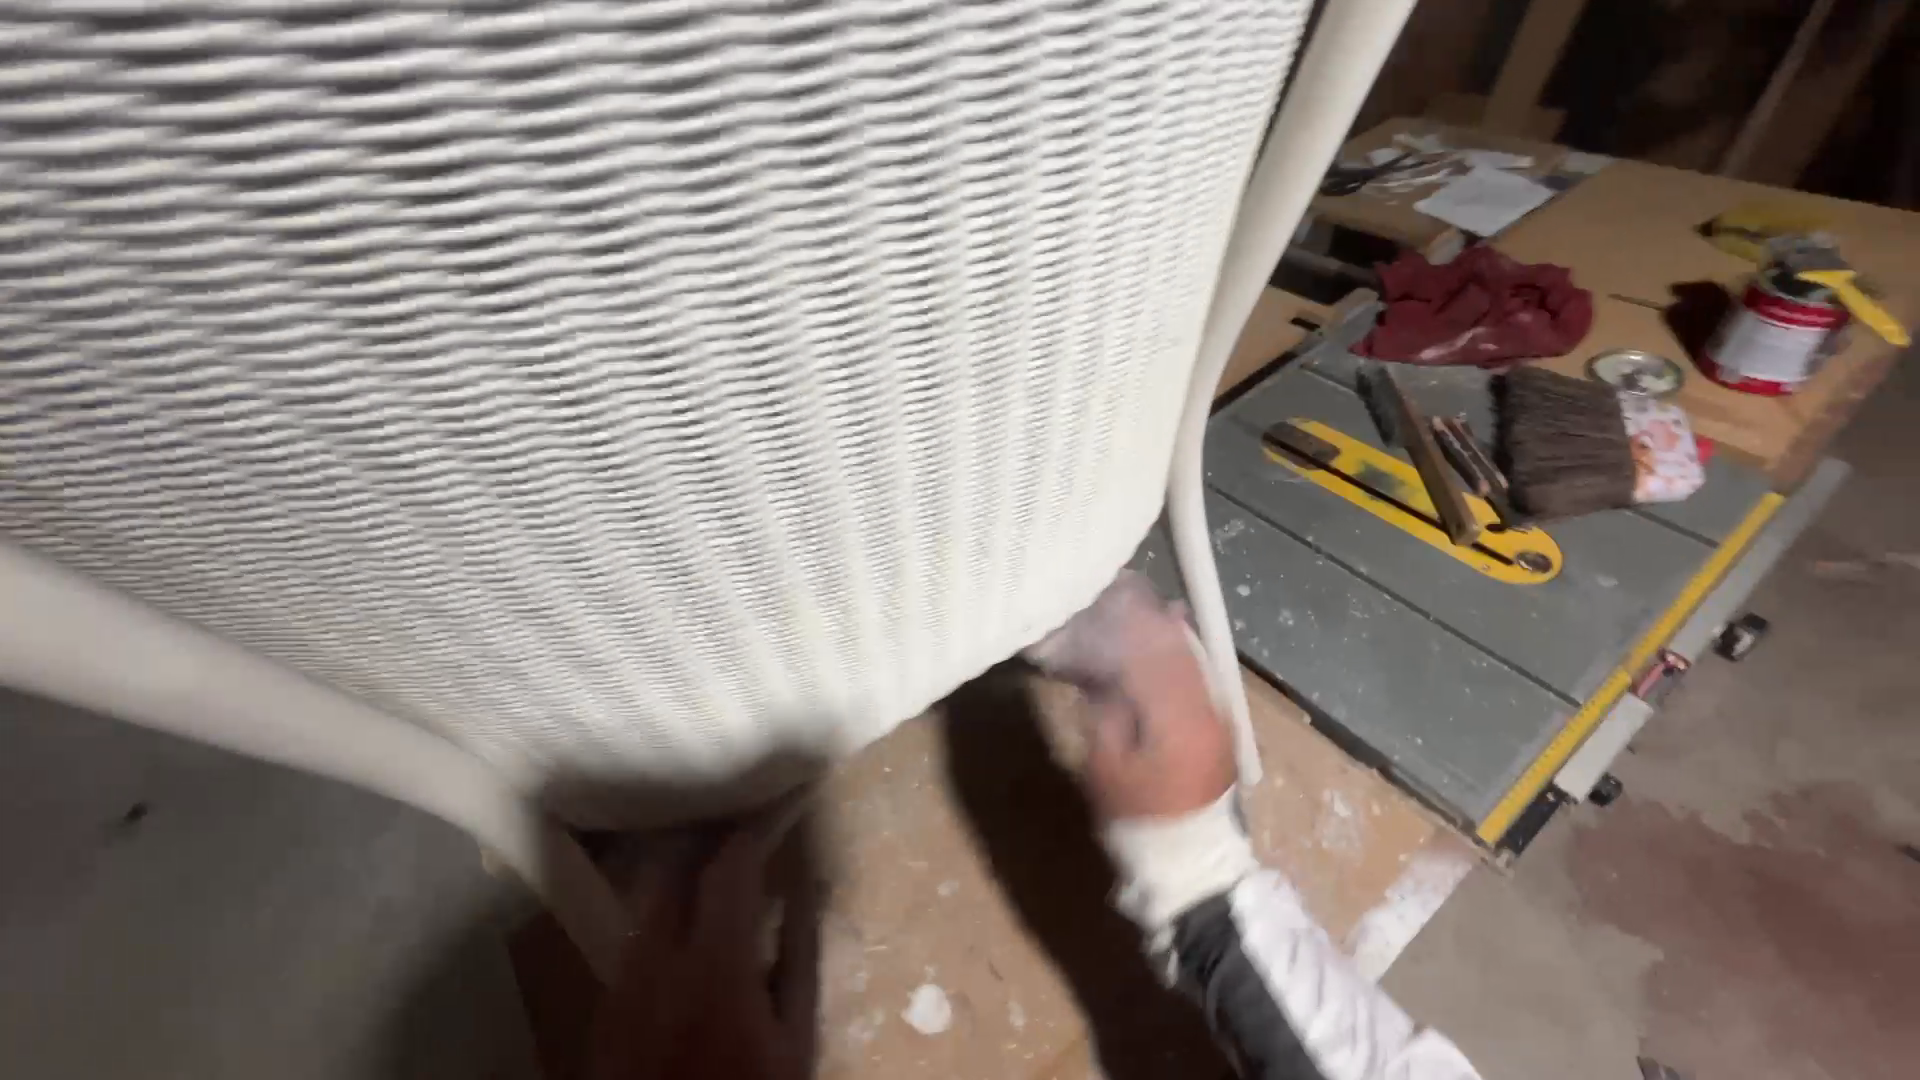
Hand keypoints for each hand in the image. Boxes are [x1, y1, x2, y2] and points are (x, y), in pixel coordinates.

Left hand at [589, 828, 815, 1079]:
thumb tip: (803, 886)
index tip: (774, 810)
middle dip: (703, 833)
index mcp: (715, 967)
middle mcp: (656, 963)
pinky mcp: (605, 1007)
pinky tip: (686, 914)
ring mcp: (622, 984)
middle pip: (669, 867)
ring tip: (715, 856)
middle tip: (737, 819)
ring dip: (680, 867)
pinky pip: (633, 933)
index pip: (728, 870)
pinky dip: (661, 907)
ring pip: (645, 896)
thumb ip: (799, 954)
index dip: (751, 831)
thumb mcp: (796, 1036)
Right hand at [1080, 602, 1237, 822]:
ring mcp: (1221, 719)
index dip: (1133, 628)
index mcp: (1176, 719)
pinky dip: (1187, 657)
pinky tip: (1175, 642)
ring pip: (1197, 663)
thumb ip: (1108, 713)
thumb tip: (1106, 673)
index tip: (1114, 604)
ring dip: (1175, 635)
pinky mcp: (1222, 727)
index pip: (1153, 658)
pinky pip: (1204, 680)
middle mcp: (1207, 710)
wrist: (1189, 856)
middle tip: (1134, 596)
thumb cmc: (1138, 814)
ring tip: (1155, 609)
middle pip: (1181, 653)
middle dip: (1157, 624)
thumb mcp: (1107, 765)